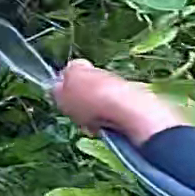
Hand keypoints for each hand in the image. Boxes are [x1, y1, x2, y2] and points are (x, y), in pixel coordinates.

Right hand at [52, 59, 189, 145]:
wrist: (130, 112)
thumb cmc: (90, 103)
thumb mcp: (61, 99)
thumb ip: (57, 92)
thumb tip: (58, 88)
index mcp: (78, 67)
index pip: (68, 70)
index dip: (65, 83)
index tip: (63, 97)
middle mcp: (100, 70)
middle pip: (87, 84)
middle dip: (83, 98)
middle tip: (78, 114)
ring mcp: (120, 83)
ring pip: (103, 97)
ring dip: (98, 109)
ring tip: (94, 126)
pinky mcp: (137, 98)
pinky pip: (118, 108)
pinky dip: (112, 117)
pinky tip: (109, 128)